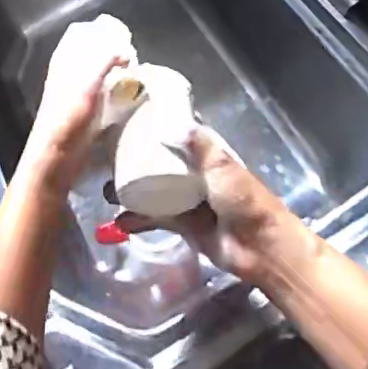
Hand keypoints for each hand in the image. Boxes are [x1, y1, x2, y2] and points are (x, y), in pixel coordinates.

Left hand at [21, 15, 135, 187]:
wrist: (55, 160)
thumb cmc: (67, 119)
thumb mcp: (88, 85)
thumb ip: (105, 63)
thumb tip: (124, 53)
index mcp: (63, 65)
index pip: (78, 37)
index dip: (97, 32)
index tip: (120, 32)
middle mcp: (68, 77)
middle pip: (91, 57)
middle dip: (111, 54)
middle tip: (134, 56)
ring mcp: (76, 97)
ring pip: (98, 77)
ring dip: (115, 75)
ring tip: (137, 75)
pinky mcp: (85, 116)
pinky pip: (104, 97)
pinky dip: (116, 93)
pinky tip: (130, 97)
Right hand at [114, 125, 306, 286]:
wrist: (259, 247)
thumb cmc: (243, 199)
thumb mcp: (222, 165)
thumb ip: (198, 145)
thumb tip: (170, 123)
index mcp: (206, 153)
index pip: (177, 133)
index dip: (155, 127)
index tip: (128, 121)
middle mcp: (194, 172)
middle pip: (160, 162)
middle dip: (136, 160)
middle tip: (108, 158)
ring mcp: (188, 199)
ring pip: (155, 189)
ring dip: (134, 190)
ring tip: (108, 190)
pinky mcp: (183, 224)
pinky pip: (156, 217)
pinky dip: (139, 219)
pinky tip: (119, 220)